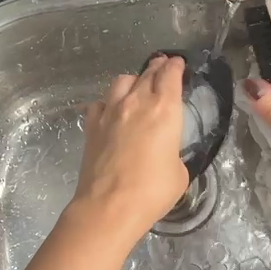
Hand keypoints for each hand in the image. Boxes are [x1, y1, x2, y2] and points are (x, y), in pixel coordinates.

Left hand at [73, 55, 190, 241]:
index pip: (170, 76)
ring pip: (122, 80)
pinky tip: (111, 110)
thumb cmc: (152, 191)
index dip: (175, 66)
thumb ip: (173, 151)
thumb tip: (164, 151)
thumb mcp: (179, 172)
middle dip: (158, 67)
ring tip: (137, 85)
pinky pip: (100, 102)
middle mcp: (137, 102)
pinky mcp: (91, 125)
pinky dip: (108, 102)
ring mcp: (110, 111)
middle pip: (148, 73)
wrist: (109, 206)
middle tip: (163, 65)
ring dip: (134, 79)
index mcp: (164, 110)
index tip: (177, 63)